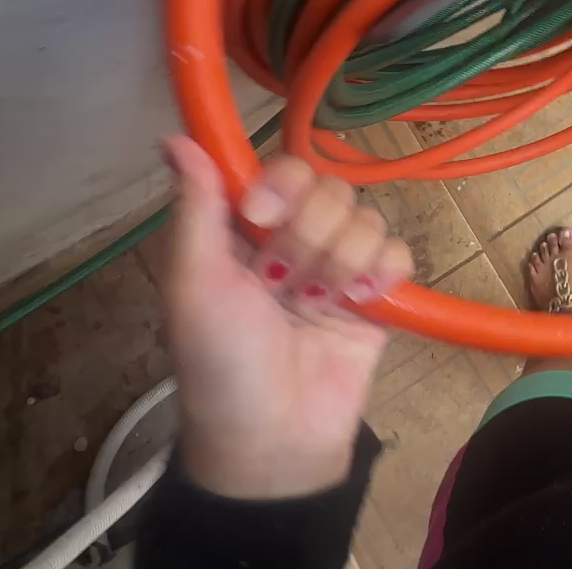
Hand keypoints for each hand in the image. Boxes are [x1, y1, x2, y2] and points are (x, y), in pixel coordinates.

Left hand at [160, 136, 413, 499]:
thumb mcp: (194, 286)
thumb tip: (174, 137)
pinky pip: (397, 250)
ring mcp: (342, 261)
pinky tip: (358, 306)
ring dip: (339, 267)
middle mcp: (299, 235)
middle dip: (307, 242)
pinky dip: (380, 277)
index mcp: (252, 227)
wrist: (276, 434)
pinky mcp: (379, 289)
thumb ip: (196, 209)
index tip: (263, 215)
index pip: (288, 167)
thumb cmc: (221, 361)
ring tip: (315, 307)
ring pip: (366, 219)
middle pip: (333, 190)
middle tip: (281, 285)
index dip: (283, 185)